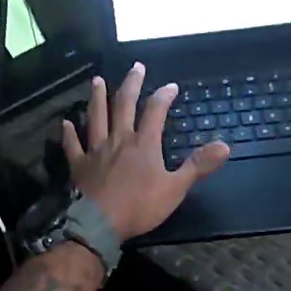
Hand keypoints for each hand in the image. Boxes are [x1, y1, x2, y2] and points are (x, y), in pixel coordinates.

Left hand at [61, 63, 229, 241]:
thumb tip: (225, 145)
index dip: (164, 96)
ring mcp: (96, 151)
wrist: (101, 224)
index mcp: (144, 144)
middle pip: (124, 105)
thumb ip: (198, 166)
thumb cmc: (140, 207)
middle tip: (135, 67)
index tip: (171, 86)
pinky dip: (69, 133)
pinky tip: (66, 123)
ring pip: (96, 117)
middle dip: (131, 84)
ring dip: (97, 98)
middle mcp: (119, 140)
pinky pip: (72, 145)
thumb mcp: (175, 188)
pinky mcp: (79, 165)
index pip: (155, 111)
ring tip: (97, 81)